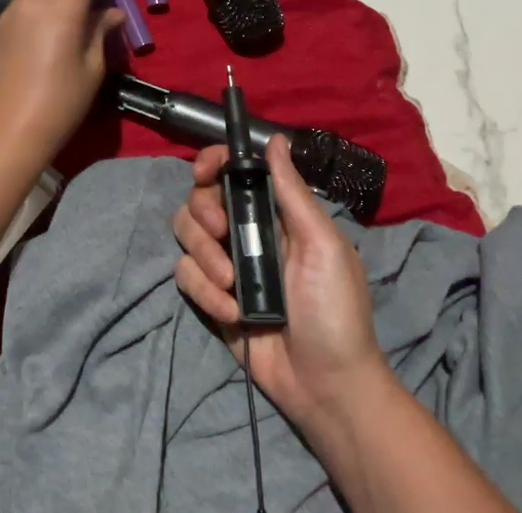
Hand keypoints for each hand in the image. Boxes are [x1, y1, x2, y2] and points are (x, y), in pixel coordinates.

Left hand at [0, 0, 124, 169]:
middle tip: (92, 19)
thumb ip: (102, 30)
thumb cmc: (60, 101)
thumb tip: (112, 13)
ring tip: (67, 34)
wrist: (9, 130)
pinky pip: (24, 5)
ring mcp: (10, 10)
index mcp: (61, 2)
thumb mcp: (93, 66)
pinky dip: (40, 12)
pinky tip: (43, 46)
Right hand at [172, 136, 389, 436]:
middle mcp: (247, 232)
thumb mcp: (322, 245)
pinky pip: (186, 274)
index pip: (235, 171)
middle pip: (200, 198)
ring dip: (205, 255)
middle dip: (203, 210)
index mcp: (276, 214)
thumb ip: (293, 193)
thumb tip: (275, 139)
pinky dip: (204, 290)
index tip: (205, 172)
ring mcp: (226, 264)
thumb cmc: (335, 309)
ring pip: (186, 233)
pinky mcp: (211, 296)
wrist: (325, 383)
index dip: (214, 162)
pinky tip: (232, 312)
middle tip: (222, 231)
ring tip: (231, 283)